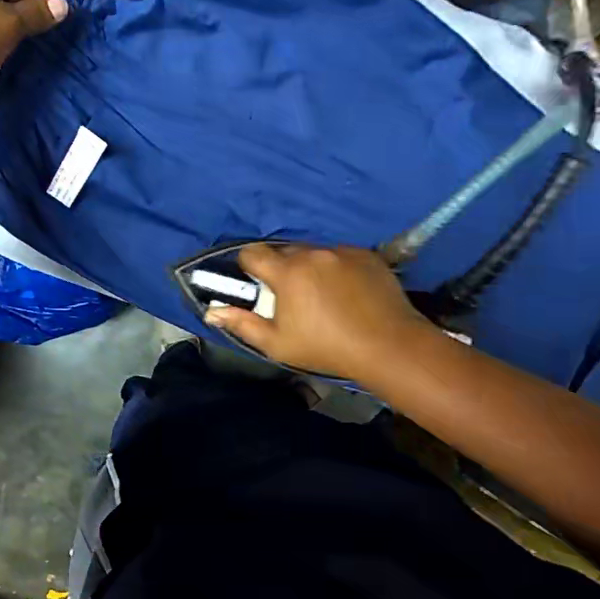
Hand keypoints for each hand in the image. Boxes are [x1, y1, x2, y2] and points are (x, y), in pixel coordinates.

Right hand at [205, 244, 434, 379]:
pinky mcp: (367, 255)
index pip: (252, 253)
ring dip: (309, 268)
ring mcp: (342, 251)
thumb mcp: (277, 344)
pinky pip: (340, 256)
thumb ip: (242, 323)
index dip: (247, 266)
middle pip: (284, 251)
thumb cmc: (325, 347)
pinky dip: (336, 269)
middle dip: (280, 269)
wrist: (387, 345)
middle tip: (287, 297)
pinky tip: (346, 293)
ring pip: (314, 253)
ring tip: (321, 296)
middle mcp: (313, 253)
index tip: (253, 284)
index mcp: (287, 272)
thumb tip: (212, 312)